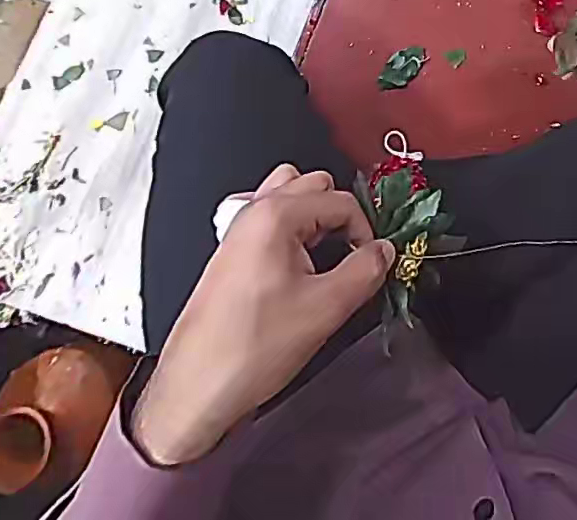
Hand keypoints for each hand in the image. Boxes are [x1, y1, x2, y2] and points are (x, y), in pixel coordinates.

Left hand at [132, 165, 394, 465]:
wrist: (192, 393)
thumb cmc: (250, 350)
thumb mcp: (326, 309)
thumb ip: (366, 270)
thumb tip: (384, 251)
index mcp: (276, 215)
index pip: (343, 201)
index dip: (365, 231)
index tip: (370, 261)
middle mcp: (254, 211)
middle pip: (315, 184)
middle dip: (341, 214)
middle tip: (350, 252)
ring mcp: (238, 229)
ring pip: (290, 193)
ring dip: (315, 213)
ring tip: (324, 252)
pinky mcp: (231, 250)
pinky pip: (270, 216)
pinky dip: (291, 226)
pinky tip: (297, 263)